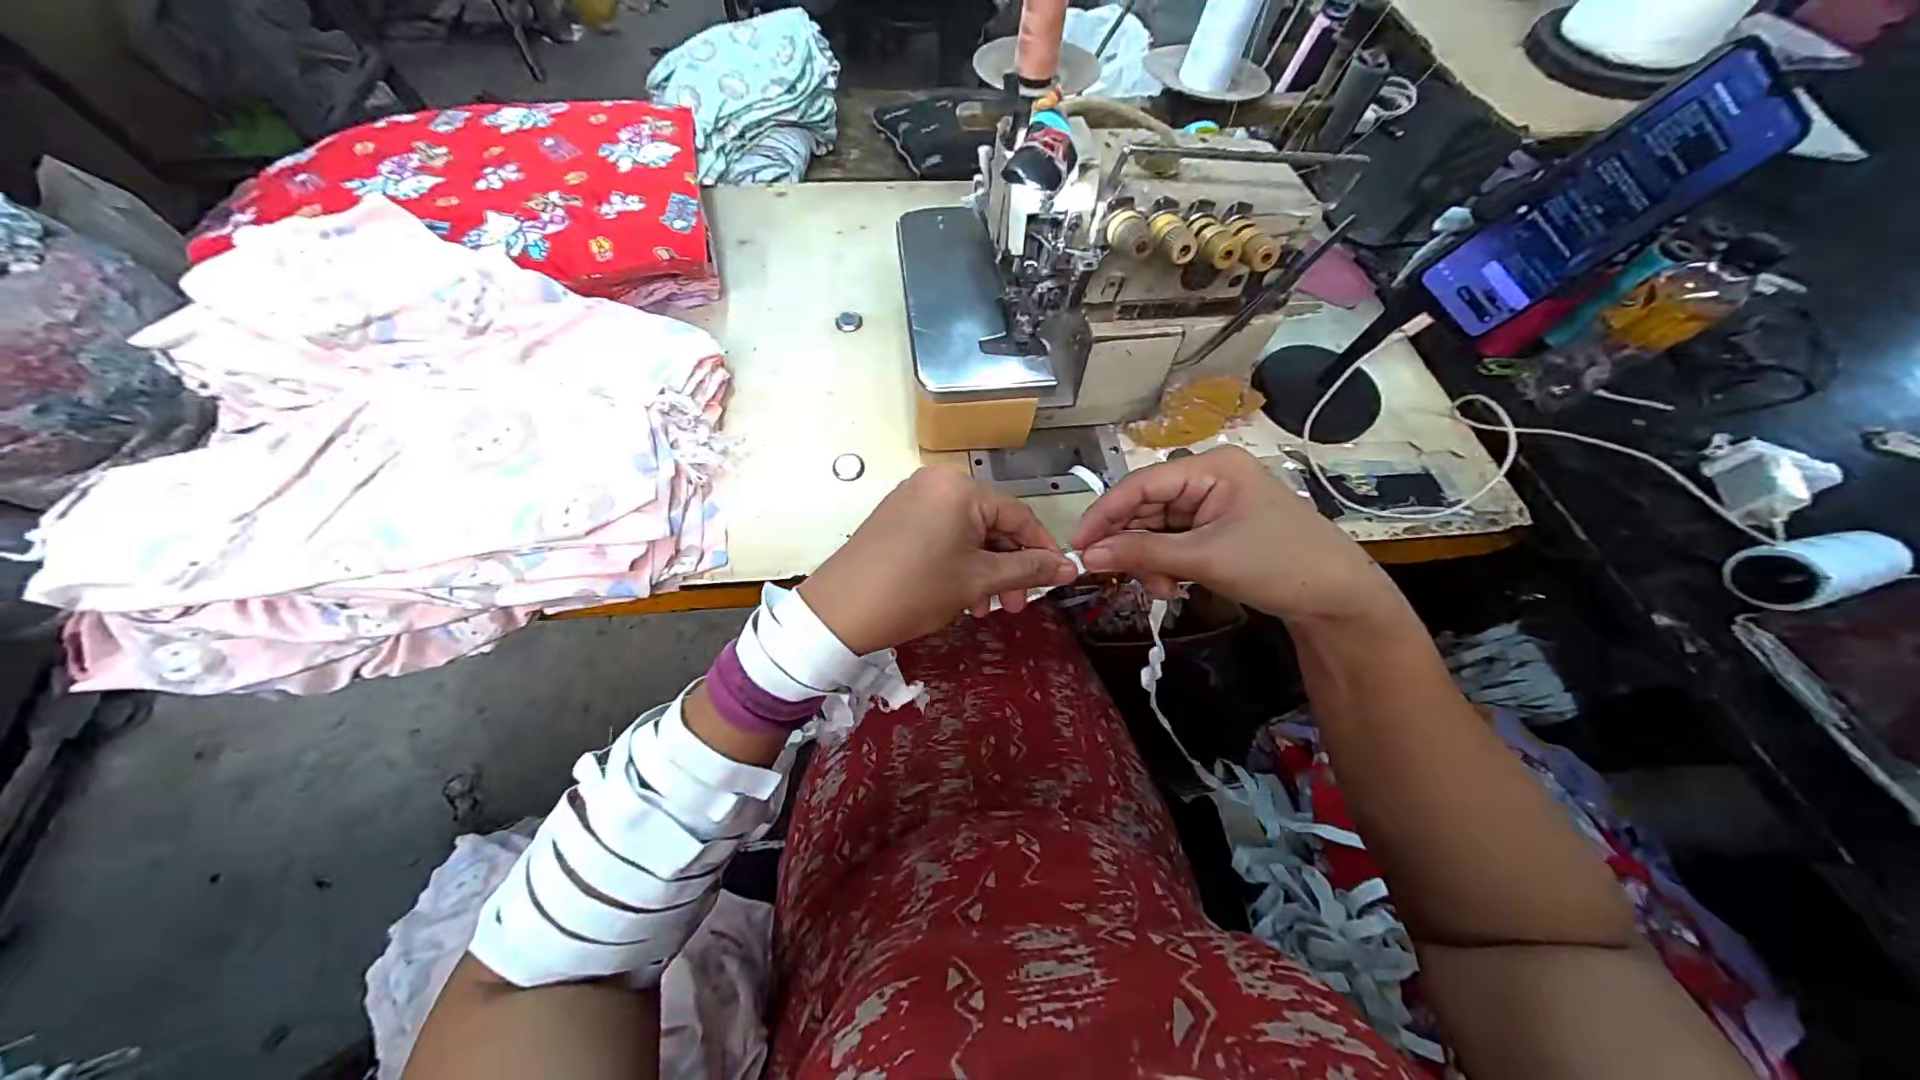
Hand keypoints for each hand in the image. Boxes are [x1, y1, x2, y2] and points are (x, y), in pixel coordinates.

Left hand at [798, 467, 1078, 653]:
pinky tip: (960, 595)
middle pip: (991, 524)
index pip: (1019, 515)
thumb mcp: (978, 581)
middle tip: (1014, 606)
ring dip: (983, 570)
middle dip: (1008, 567)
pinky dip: (957, 562)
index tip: (1057, 580)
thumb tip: (1067, 567)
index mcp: (959, 488)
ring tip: (982, 609)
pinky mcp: (896, 516)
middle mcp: (936, 482)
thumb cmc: (914, 591)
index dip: (1042, 550)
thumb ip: (1028, 570)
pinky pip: (942, 534)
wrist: (838, 612)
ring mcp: (912, 497)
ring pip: (966, 533)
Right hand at [1070, 446, 1399, 622]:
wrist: (1339, 600)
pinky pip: (1173, 542)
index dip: (1104, 515)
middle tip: (1122, 578)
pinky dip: (1165, 565)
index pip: (1140, 484)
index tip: (1078, 547)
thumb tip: (1087, 557)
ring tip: (1164, 589)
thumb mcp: (1205, 558)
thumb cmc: (1279, 565)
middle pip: (1146, 507)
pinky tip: (1175, 587)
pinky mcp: (1216, 528)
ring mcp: (1212, 504)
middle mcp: (1208, 478)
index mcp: (1211, 466)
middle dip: (1132, 545)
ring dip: (1149, 561)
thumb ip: (1142, 554)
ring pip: (1156, 529)